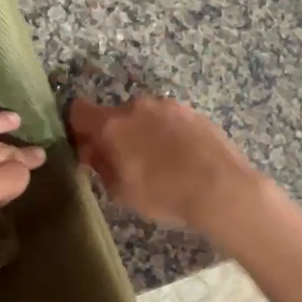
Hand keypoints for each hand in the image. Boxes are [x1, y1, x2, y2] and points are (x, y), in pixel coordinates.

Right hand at [68, 97, 266, 232]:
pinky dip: (169, 135)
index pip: (79, 111)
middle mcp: (138, 107)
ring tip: (160, 164)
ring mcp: (169, 106)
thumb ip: (102, 169)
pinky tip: (183, 160)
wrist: (223, 189)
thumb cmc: (166, 195)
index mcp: (113, 125)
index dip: (78, 129)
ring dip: (144, 134)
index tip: (86, 149)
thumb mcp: (123, 193)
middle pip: (115, 116)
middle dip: (116, 136)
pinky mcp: (194, 113)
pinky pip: (170, 121)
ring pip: (145, 117)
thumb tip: (93, 155)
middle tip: (126, 164)